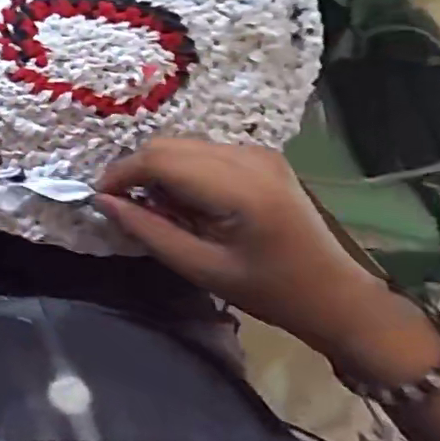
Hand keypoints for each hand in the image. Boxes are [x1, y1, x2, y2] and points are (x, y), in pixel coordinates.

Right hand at [93, 138, 404, 357]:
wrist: (338, 295)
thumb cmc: (271, 291)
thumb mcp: (201, 269)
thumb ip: (147, 230)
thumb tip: (102, 201)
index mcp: (239, 188)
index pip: (159, 159)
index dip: (121, 174)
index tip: (101, 199)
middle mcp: (248, 157)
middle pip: (168, 146)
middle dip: (137, 171)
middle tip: (127, 207)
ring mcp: (256, 152)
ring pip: (181, 145)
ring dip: (158, 170)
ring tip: (161, 209)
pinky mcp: (260, 156)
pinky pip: (201, 151)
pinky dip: (181, 170)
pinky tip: (188, 202)